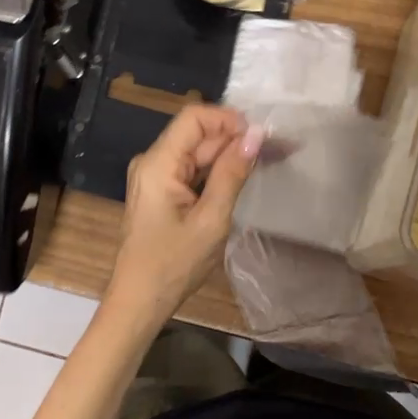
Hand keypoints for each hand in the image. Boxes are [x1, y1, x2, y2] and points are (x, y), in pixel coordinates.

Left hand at [111, 105, 262, 320]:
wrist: (139, 300)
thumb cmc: (174, 263)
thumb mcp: (211, 219)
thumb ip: (232, 173)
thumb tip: (256, 134)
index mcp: (158, 163)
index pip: (193, 118)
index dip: (228, 119)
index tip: (261, 135)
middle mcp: (152, 162)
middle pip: (197, 135)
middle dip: (235, 137)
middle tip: (278, 147)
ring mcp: (155, 177)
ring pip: (197, 153)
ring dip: (229, 154)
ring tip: (269, 159)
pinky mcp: (161, 193)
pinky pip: (192, 171)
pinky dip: (217, 172)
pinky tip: (244, 177)